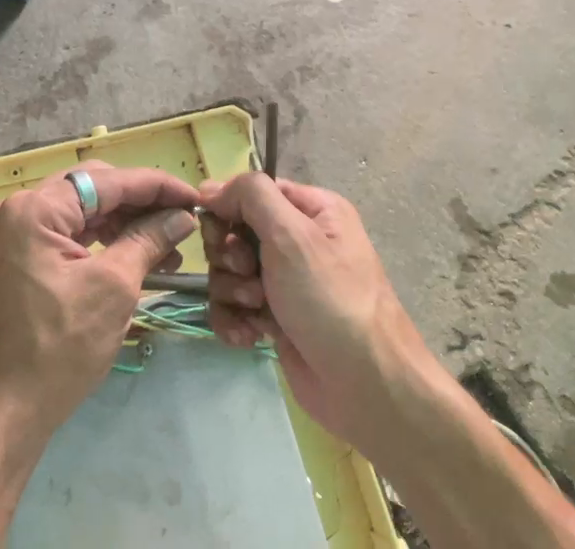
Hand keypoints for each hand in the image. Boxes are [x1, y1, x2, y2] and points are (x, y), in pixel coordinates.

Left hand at [0, 161, 198, 431]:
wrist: (10, 402)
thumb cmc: (61, 346)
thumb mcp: (113, 288)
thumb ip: (148, 240)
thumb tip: (182, 216)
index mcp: (35, 208)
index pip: (106, 181)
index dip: (156, 186)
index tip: (196, 198)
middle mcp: (21, 208)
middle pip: (93, 189)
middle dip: (141, 202)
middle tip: (184, 221)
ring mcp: (18, 231)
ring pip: (84, 210)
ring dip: (126, 222)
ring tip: (170, 246)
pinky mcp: (23, 254)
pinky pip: (71, 232)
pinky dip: (105, 240)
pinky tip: (139, 254)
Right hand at [198, 172, 433, 449]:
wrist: (364, 387)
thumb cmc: (331, 301)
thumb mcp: (293, 236)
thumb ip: (250, 196)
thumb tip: (209, 187)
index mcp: (313, 210)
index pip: (251, 191)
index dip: (228, 208)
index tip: (223, 232)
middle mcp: (298, 240)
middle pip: (232, 231)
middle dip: (230, 256)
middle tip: (248, 275)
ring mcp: (284, 281)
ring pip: (227, 271)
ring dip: (232, 291)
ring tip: (257, 311)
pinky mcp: (272, 317)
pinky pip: (232, 305)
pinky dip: (234, 319)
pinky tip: (250, 336)